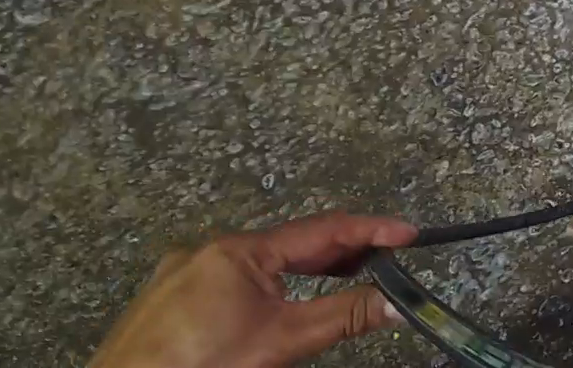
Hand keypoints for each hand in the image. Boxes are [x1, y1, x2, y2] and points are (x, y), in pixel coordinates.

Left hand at [88, 213, 417, 367]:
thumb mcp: (279, 343)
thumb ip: (343, 316)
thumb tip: (400, 304)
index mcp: (237, 249)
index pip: (322, 228)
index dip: (371, 230)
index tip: (410, 234)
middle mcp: (207, 249)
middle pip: (293, 242)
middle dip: (342, 251)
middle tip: (384, 259)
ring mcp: (178, 274)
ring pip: (262, 262)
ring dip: (306, 269)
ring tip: (343, 278)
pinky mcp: (161, 301)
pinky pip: (231, 279)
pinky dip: (268, 285)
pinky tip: (278, 304)